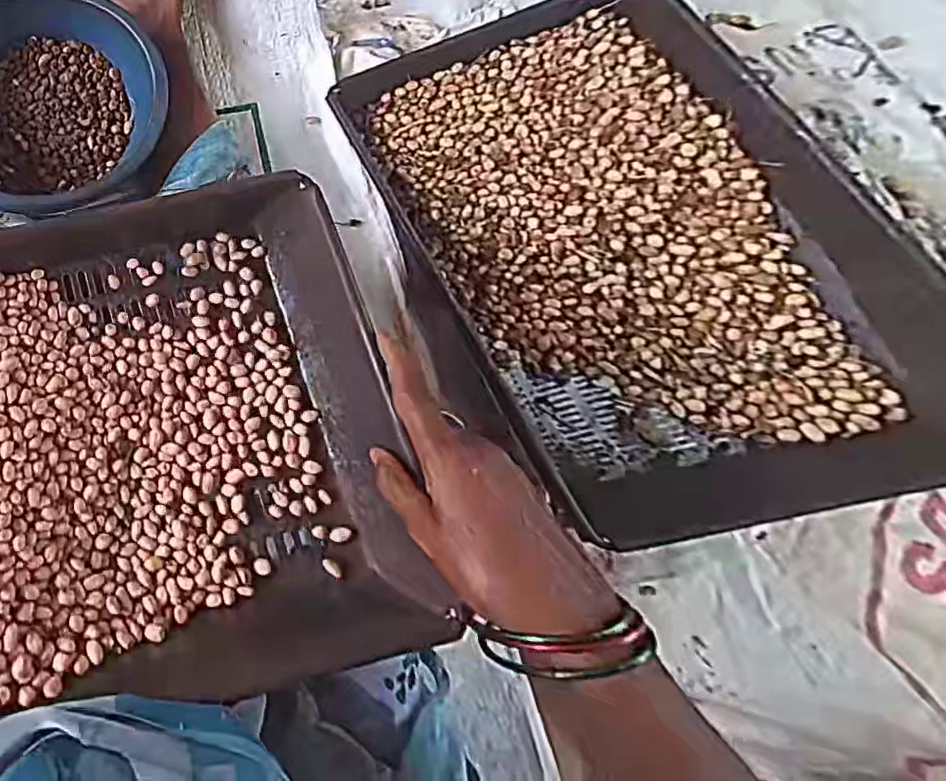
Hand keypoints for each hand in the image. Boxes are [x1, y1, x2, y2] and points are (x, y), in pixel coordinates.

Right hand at [369, 332, 620, 636]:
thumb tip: (382, 457)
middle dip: (416, 448)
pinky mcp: (520, 479)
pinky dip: (461, 481)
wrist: (563, 612)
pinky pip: (476, 465)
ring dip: (441, 471)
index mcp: (449, 460)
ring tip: (444, 521)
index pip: (416, 399)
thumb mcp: (428, 534)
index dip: (400, 362)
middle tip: (414, 493)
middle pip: (433, 429)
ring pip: (455, 450)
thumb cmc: (489, 574)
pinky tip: (467, 521)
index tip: (388, 333)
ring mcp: (504, 464)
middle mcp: (479, 452)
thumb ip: (400, 488)